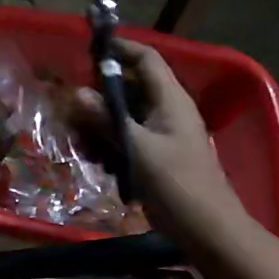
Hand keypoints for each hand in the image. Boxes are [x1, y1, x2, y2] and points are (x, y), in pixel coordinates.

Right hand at [74, 39, 243, 238]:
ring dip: (101, 127)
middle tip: (72, 112)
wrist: (206, 228)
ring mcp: (163, 136)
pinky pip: (129, 141)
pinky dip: (111, 147)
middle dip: (99, 100)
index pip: (146, 59)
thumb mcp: (137, 148)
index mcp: (170, 100)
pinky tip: (97, 163)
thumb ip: (107, 120)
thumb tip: (77, 93)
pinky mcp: (157, 158)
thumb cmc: (176, 183)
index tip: (88, 52)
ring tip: (81, 145)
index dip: (120, 50)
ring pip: (125, 118)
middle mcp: (167, 111)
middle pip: (130, 90)